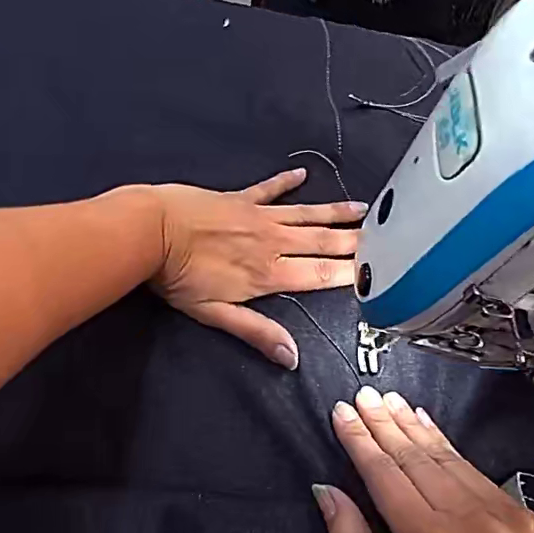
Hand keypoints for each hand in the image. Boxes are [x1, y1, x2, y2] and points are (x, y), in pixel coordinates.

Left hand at [144, 168, 366, 369]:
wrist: (150, 229)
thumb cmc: (178, 276)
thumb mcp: (215, 313)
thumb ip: (256, 332)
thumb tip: (292, 358)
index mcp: (269, 273)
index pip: (321, 275)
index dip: (351, 273)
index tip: (377, 271)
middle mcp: (273, 242)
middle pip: (322, 242)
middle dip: (354, 240)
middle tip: (384, 236)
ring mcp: (258, 216)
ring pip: (306, 214)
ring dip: (335, 212)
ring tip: (362, 209)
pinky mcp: (240, 198)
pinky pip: (270, 189)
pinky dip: (286, 182)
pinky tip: (302, 174)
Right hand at [316, 388, 533, 532]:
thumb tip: (327, 495)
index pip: (384, 473)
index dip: (359, 439)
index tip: (342, 413)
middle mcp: (466, 515)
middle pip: (413, 455)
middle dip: (383, 422)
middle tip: (363, 396)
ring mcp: (499, 509)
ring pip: (445, 454)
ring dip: (413, 425)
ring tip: (390, 402)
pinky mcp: (520, 511)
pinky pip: (472, 467)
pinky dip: (446, 444)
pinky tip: (430, 428)